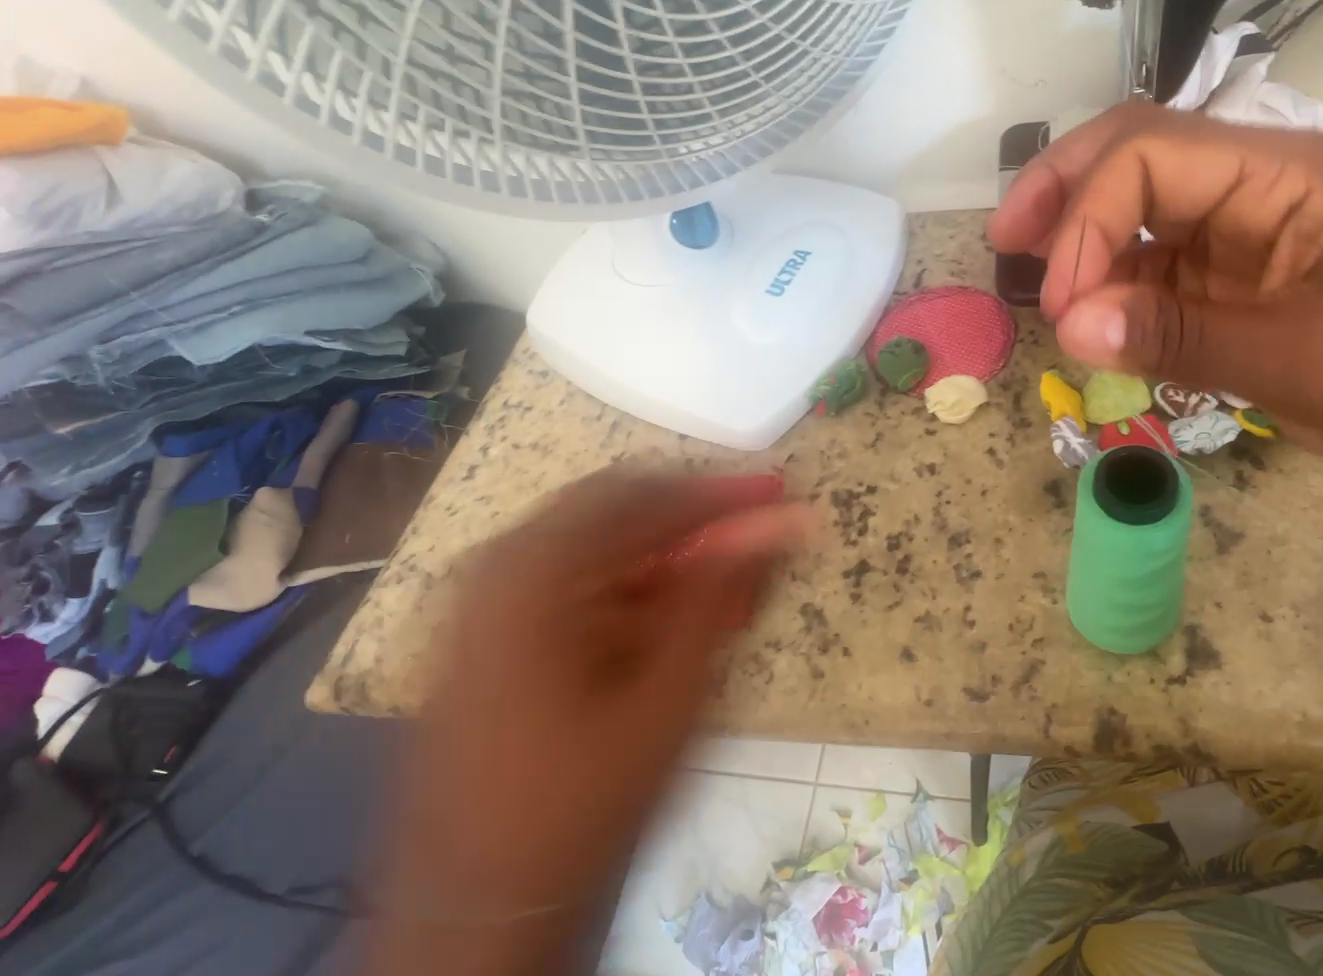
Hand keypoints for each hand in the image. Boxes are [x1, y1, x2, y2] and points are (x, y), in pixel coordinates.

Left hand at [373, 468, 810, 924]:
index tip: (782, 492)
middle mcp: (499, 564)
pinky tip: (662, 612)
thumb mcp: (665, 694)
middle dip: (693, 517)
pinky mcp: (483, 625)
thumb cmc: (582, 796)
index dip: (724, 495)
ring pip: (593, 539)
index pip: (648, 500)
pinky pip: (566, 574)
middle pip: (618, 506)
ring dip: (662, 550)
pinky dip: (624, 580)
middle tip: (753, 536)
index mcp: (536, 572)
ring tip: (720, 582)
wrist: (475, 894)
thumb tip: (772, 524)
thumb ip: (716, 595)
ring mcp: (482, 594)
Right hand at [989, 103, 1322, 478]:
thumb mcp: (1298, 359)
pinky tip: (1091, 321)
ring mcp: (1248, 234)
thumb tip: (1067, 327)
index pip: (1153, 156)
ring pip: (1144, 213)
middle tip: (1007, 241)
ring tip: (1041, 291)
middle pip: (1140, 156)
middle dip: (1067, 192)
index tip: (1061, 302)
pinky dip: (1119, 291)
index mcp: (1286, 173)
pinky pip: (1161, 269)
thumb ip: (1180, 337)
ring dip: (1087, 245)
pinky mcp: (1239, 281)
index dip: (1090, 217)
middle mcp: (1260, 187)